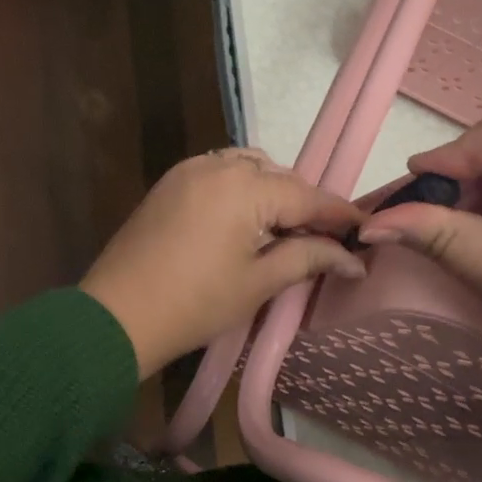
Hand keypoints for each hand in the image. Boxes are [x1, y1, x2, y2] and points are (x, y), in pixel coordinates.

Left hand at [82, 150, 365, 378]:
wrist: (117, 315)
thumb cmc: (193, 304)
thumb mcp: (257, 283)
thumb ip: (306, 258)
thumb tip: (351, 258)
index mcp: (244, 186)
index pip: (306, 195)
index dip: (338, 215)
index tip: (365, 232)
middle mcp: (217, 166)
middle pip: (277, 176)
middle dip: (302, 204)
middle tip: (321, 240)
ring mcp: (186, 172)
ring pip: (245, 169)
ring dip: (269, 192)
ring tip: (281, 232)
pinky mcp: (166, 186)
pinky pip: (215, 175)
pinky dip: (237, 190)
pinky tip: (243, 222)